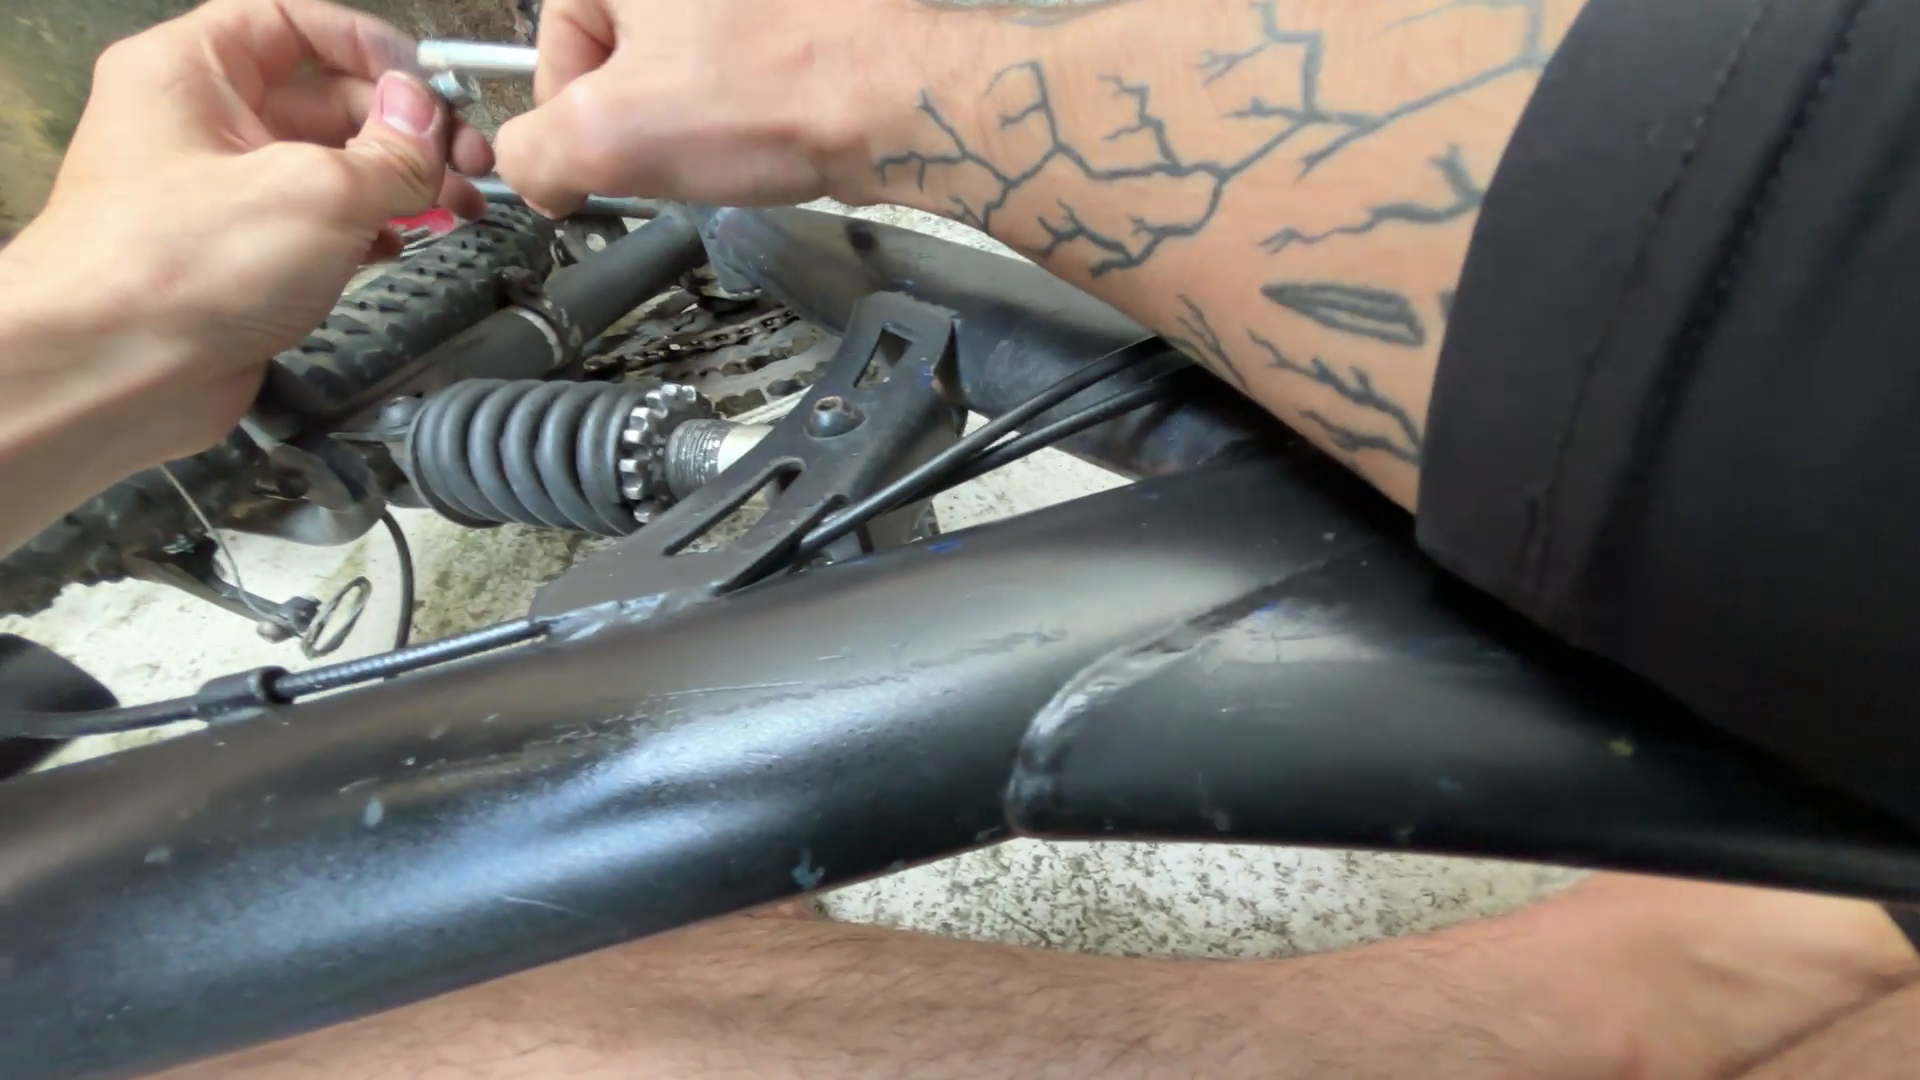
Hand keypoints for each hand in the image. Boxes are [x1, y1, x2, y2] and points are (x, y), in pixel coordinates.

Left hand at [0, 0, 491, 469]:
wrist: (121, 366)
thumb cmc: (188, 265)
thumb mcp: (317, 192)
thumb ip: (390, 152)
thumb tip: (428, 118)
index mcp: (196, 75)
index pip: (291, 22)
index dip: (368, 46)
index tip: (433, 88)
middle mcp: (212, 124)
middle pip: (331, 100)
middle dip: (409, 130)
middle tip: (471, 164)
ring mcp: (236, 191)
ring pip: (340, 165)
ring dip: (407, 182)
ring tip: (459, 209)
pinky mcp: (258, 248)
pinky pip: (331, 219)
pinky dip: (376, 227)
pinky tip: (403, 244)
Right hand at [493, 0, 939, 214]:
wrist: (890, 107)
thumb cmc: (756, 106)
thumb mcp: (612, 137)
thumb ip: (538, 154)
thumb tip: (528, 174)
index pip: (554, 43)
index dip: (570, 123)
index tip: (600, 174)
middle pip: (618, 59)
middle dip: (638, 126)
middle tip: (674, 165)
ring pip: (680, 73)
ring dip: (690, 127)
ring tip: (727, 152)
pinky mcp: (790, 19)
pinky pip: (735, 74)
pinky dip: (737, 115)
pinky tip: (759, 138)